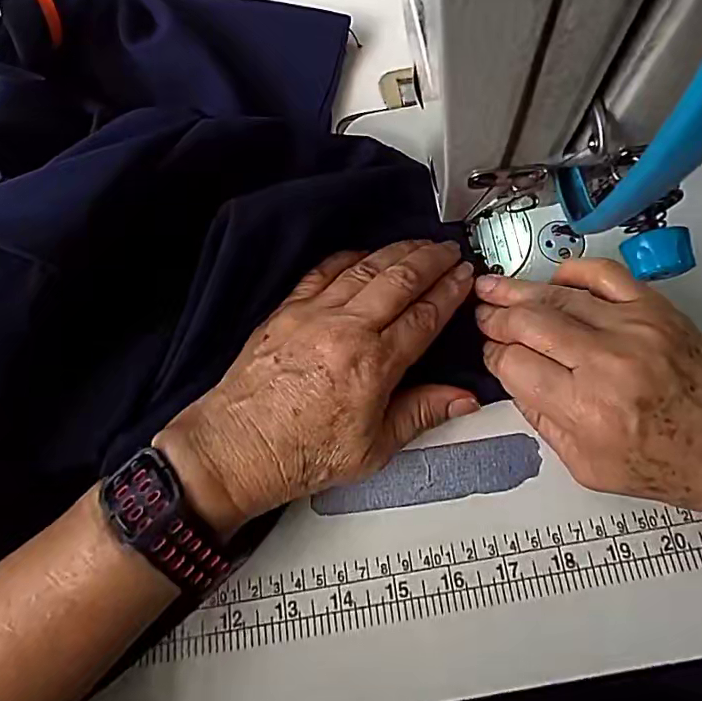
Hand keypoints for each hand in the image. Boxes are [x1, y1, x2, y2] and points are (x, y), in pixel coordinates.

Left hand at [157, 240, 481, 536]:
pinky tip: (362, 255)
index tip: (464, 280)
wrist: (237, 447)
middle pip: (398, 280)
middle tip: (449, 252)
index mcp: (371, 366)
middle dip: (431, 261)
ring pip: (363, 269)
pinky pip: (321, 272)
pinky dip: (347, 259)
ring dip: (395, 252)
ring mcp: (310, 316)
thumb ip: (420, 414)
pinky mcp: (285, 312)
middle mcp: (342, 331)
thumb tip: (460, 398)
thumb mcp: (372, 449)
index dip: (449, 293)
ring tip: (417, 246)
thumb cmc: (296, 454)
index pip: (423, 316)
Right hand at [473, 259, 701, 531]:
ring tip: (493, 288)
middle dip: (495, 318)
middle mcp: (609, 363)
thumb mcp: (586, 466)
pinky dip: (570, 272)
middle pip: (526, 322)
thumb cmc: (675, 463)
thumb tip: (514, 378)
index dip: (493, 357)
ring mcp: (634, 330)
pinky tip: (552, 281)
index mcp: (587, 409)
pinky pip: (600, 274)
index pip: (512, 363)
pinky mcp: (655, 311)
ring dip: (517, 291)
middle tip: (482, 316)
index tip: (492, 355)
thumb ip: (542, 419)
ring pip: (555, 295)